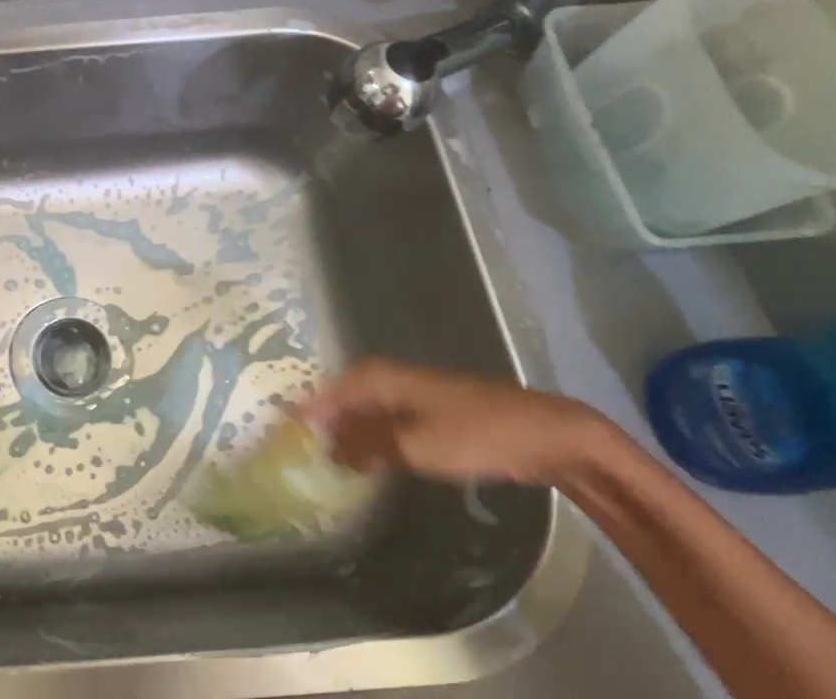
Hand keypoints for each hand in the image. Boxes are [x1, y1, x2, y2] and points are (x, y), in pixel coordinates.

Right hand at [302, 357, 609, 484]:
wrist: (551, 436)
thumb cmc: (480, 433)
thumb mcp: (417, 445)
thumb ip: (370, 447)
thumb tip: (330, 450)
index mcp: (388, 377)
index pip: (335, 387)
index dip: (310, 405)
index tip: (283, 424)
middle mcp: (399, 379)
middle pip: (350, 394)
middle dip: (327, 415)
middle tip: (301, 441)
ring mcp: (422, 396)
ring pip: (372, 407)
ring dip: (351, 427)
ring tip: (329, 453)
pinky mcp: (441, 415)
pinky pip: (393, 420)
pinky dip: (375, 435)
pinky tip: (373, 457)